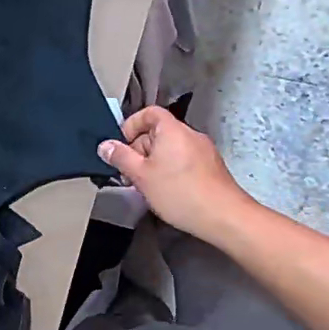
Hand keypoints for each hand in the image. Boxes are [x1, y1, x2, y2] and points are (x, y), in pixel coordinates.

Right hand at [98, 106, 255, 242]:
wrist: (223, 216)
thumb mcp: (141, 175)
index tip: (121, 145)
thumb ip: (120, 157)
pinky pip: (183, 161)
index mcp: (172, 130)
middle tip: (130, 173)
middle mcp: (190, 135)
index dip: (131, 125)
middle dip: (139, 150)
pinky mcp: (210, 167)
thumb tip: (105, 146)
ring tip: (147, 186)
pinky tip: (166, 192)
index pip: (149, 113)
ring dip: (154, 163)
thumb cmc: (181, 193)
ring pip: (170, 149)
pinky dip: (170, 170)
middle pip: (158, 132)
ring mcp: (203, 151)